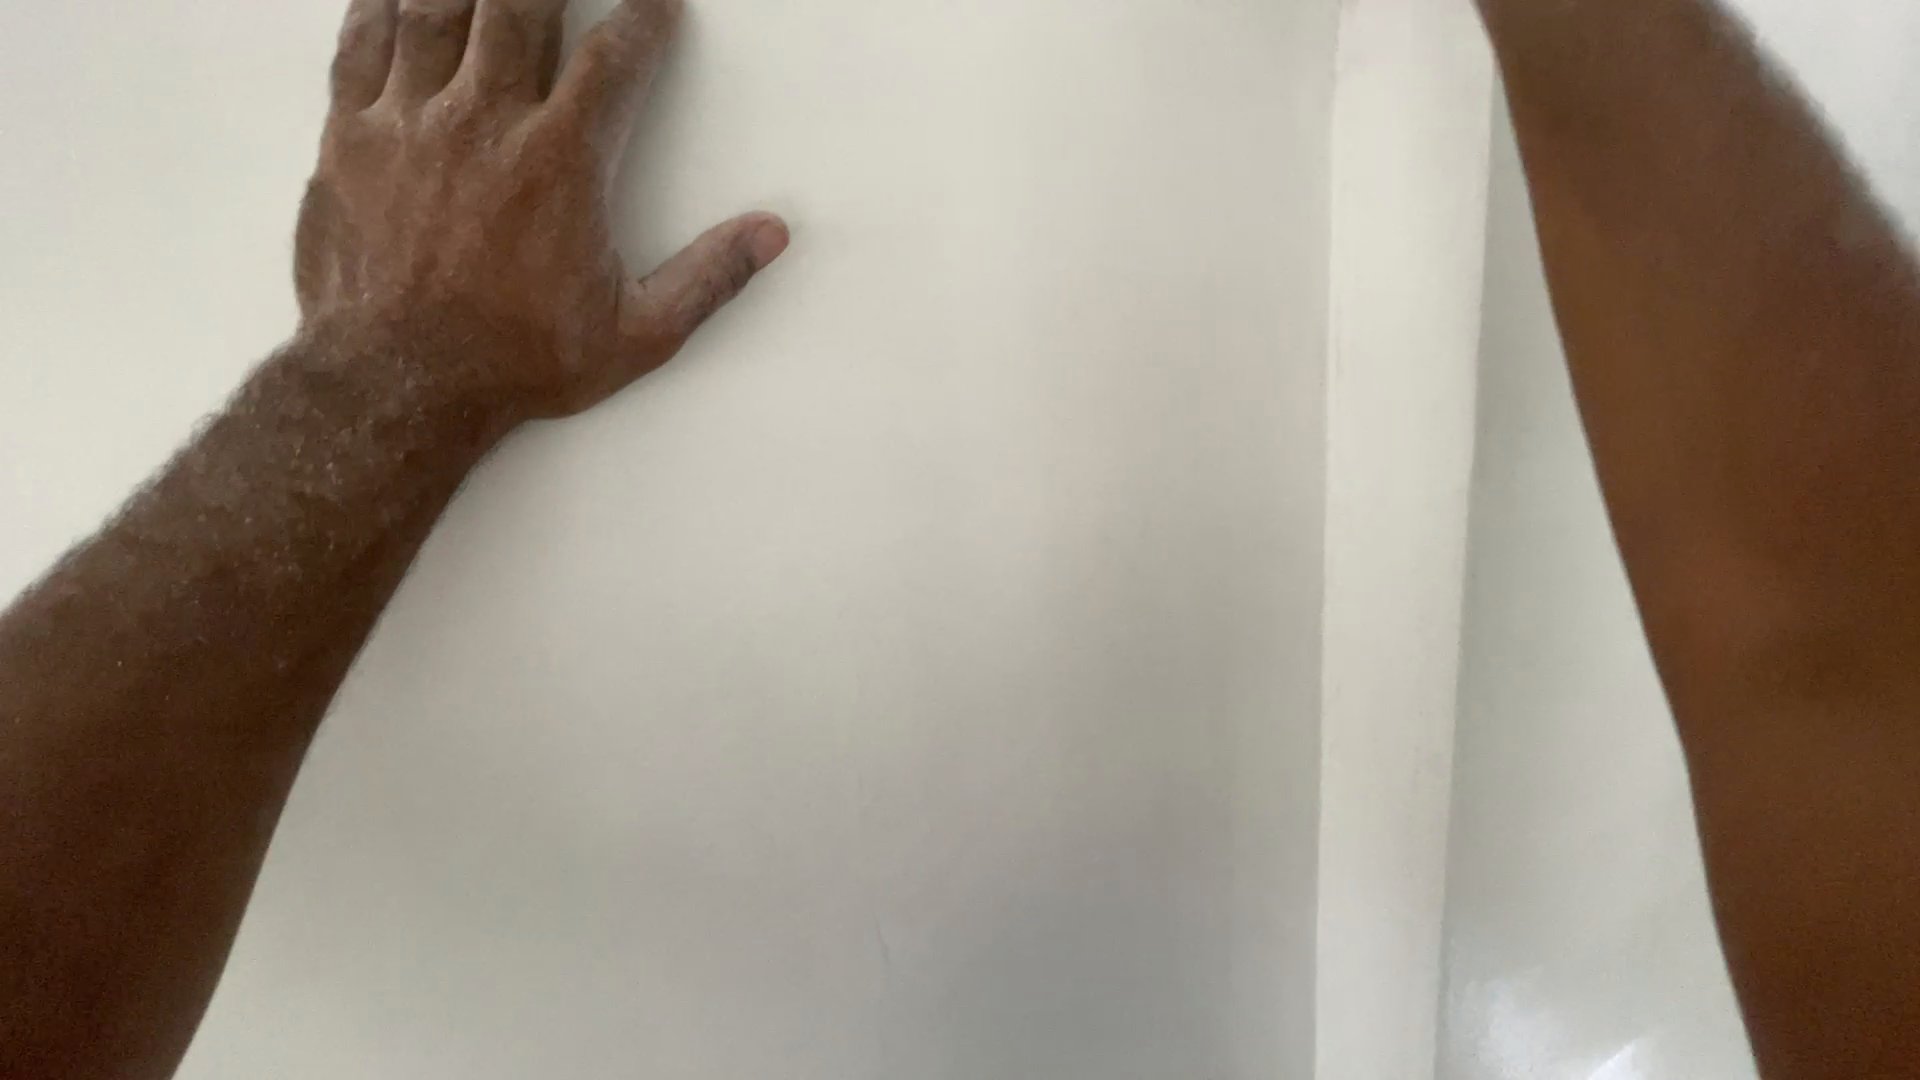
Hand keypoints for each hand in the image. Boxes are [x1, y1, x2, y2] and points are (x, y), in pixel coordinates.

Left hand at [294, 0, 787, 419]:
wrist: (406, 384)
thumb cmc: (524, 360)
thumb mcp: (642, 333)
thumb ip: (710, 276)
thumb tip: (769, 234)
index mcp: (562, 165)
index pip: (615, 62)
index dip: (645, 20)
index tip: (660, 4)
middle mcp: (485, 123)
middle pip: (519, 5)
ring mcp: (410, 121)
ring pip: (439, 6)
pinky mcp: (351, 136)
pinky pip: (363, 39)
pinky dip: (385, 2)